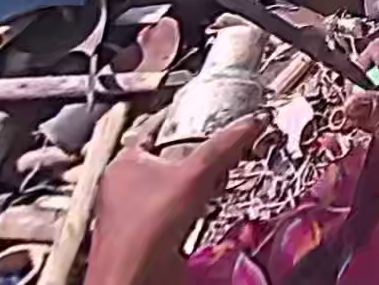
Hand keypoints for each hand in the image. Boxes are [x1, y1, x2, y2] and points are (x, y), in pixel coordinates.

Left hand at [84, 114, 266, 284]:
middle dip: (203, 149)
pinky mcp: (148, 232)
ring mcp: (135, 211)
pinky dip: (200, 198)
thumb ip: (228, 143)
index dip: (188, 117)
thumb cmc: (147, 230)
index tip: (213, 110)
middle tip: (226, 143)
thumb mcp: (197, 174)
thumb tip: (254, 121)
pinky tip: (214, 199)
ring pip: (179, 179)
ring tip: (224, 171)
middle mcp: (125, 186)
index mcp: (124, 165)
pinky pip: (180, 203)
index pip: (160, 126)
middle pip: (174, 152)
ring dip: (204, 176)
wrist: (136, 283)